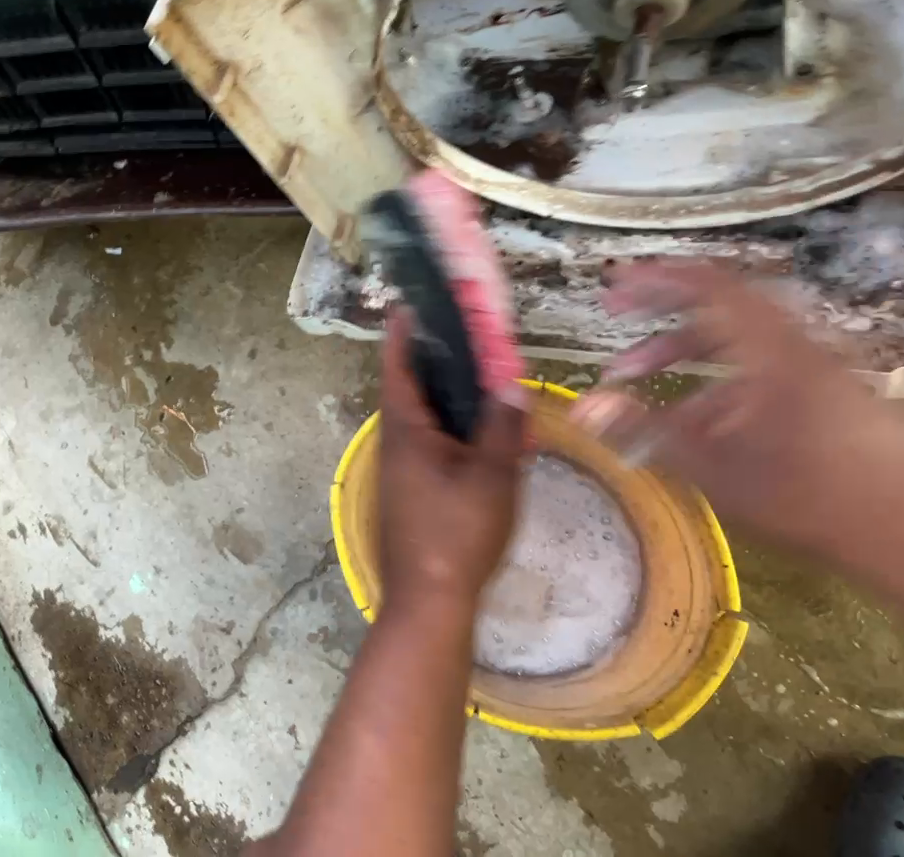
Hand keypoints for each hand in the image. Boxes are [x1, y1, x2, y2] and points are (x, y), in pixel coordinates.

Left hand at [375, 309, 526, 615]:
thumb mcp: (492, 474)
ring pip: (421, 418)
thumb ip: (503, 425)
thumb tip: (510, 382)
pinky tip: (479, 434)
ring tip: (480, 379)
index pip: (399, 367)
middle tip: (464, 338)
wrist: (428, 597)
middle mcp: (393, 443)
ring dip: (446, 397)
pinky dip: (451, 428)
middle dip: (434, 361)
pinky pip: (429, 443)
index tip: (406, 305)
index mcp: (404, 429)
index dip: (403, 335)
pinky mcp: (409, 490)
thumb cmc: (457, 531)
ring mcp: (398, 469)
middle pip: (410, 389)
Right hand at [574, 261, 903, 566]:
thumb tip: (581, 407)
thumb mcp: (715, 468)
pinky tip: (705, 429)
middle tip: (619, 352)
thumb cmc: (814, 498)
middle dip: (660, 334)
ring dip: (689, 366)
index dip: (657, 279)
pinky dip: (723, 386)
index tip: (614, 284)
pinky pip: (768, 375)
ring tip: (652, 396)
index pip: (710, 287)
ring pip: (744, 352)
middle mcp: (801, 351)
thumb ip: (643, 431)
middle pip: (722, 319)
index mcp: (773, 351)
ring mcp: (825, 375)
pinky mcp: (840, 400)